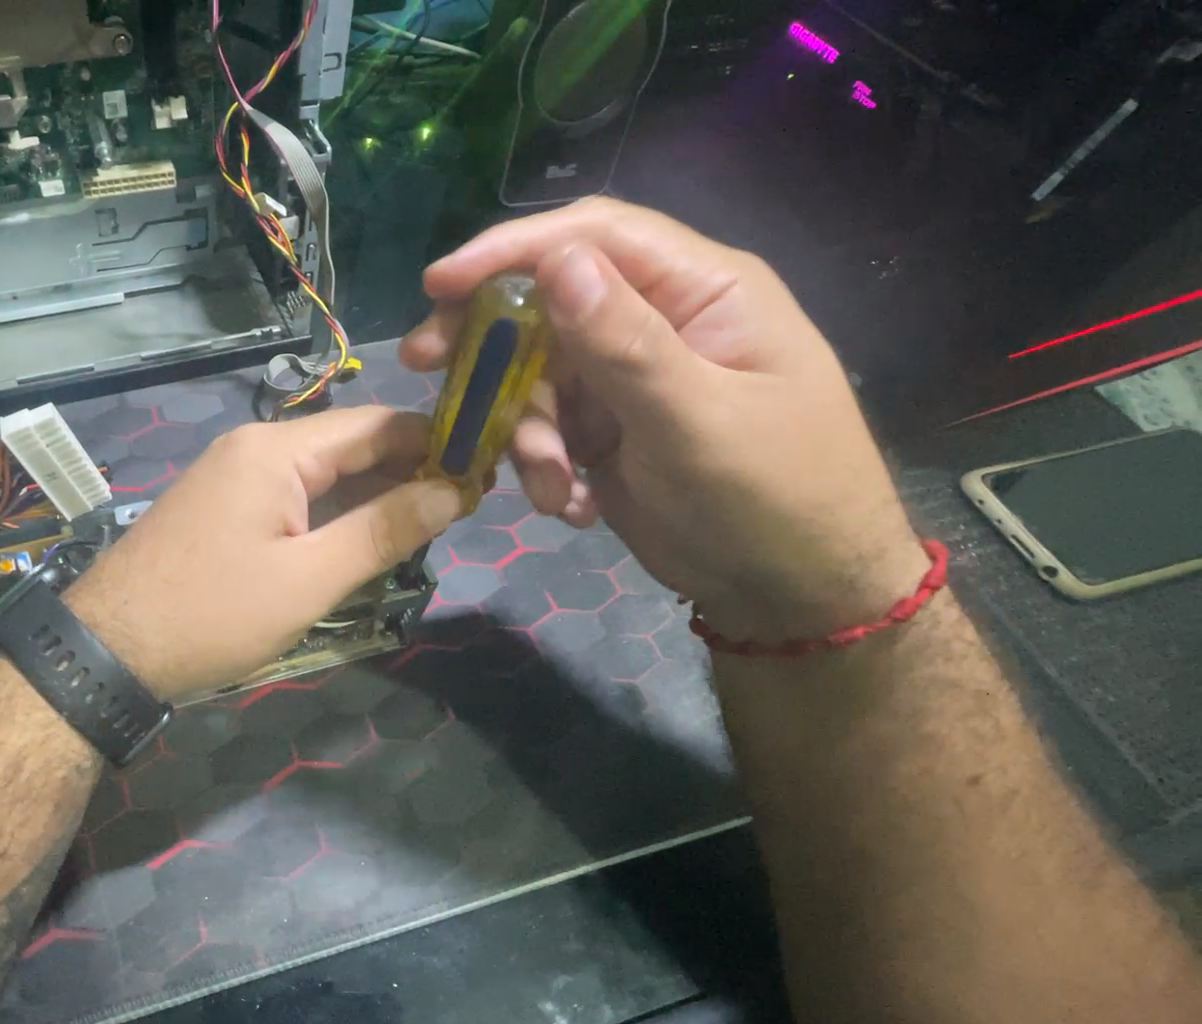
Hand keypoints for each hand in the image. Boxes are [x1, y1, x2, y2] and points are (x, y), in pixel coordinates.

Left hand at [65, 406, 461, 699]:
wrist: (109, 648)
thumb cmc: (212, 614)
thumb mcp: (308, 579)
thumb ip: (383, 530)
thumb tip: (453, 490)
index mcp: (277, 450)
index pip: (377, 426)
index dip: (436, 443)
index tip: (486, 469)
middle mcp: (255, 448)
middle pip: (350, 447)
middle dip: (408, 472)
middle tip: (466, 507)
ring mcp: (234, 477)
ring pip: (323, 475)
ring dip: (373, 497)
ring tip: (430, 527)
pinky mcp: (224, 507)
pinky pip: (294, 497)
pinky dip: (334, 514)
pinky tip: (366, 540)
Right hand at [400, 197, 924, 640]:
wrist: (790, 594)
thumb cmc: (770, 497)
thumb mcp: (695, 420)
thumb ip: (625, 341)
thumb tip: (556, 260)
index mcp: (701, 291)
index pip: (594, 237)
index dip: (511, 250)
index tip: (437, 284)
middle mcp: (657, 322)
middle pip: (547, 303)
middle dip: (487, 339)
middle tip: (425, 362)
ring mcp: (626, 379)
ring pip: (536, 376)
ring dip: (526, 431)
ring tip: (553, 484)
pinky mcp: (605, 430)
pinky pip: (545, 428)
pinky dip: (544, 466)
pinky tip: (574, 505)